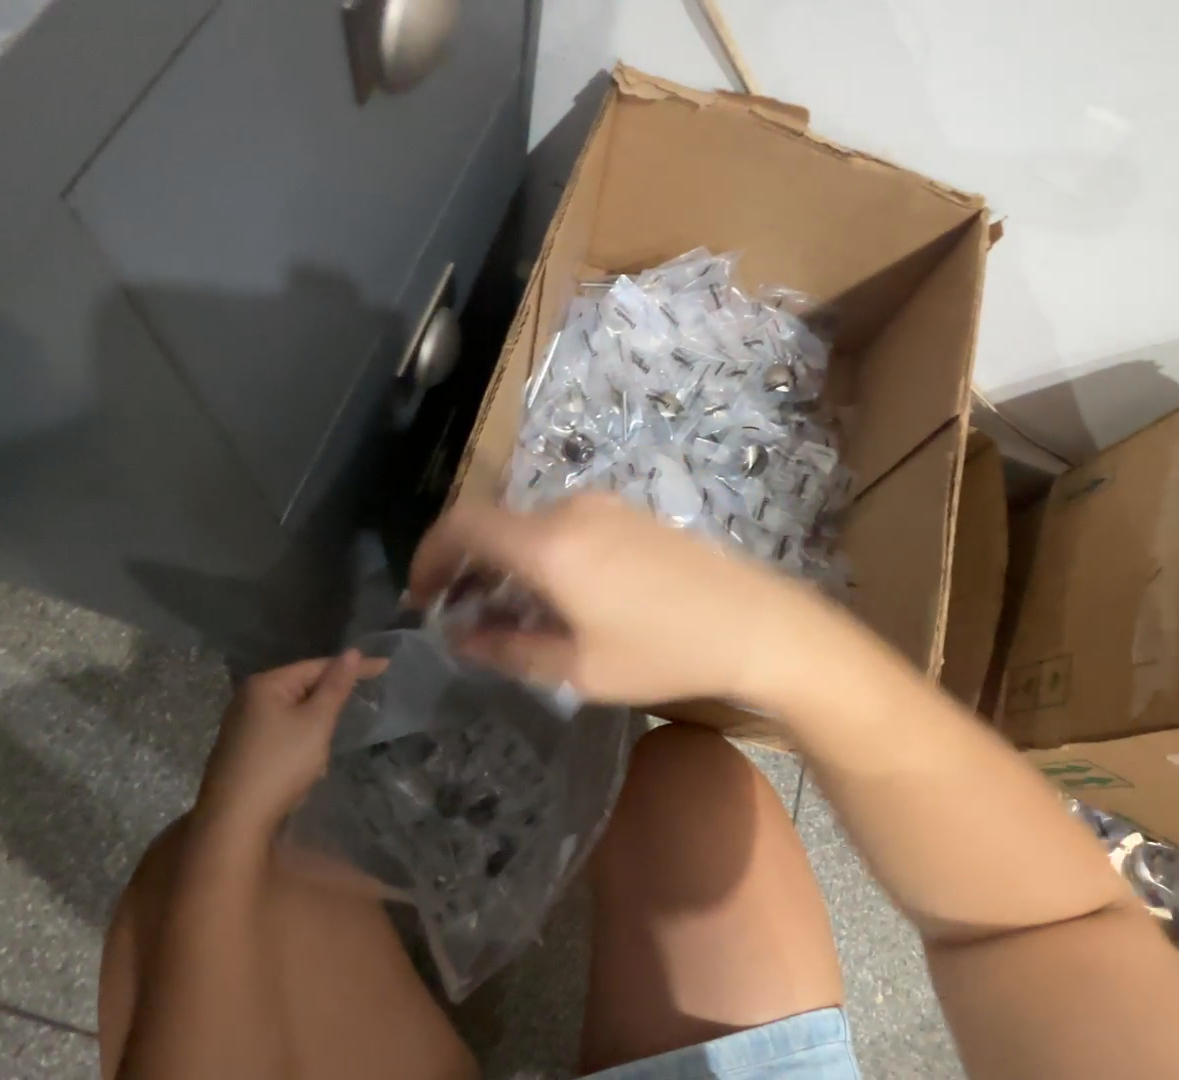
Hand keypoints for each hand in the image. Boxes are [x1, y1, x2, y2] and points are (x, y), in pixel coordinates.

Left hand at [194, 652, 383, 833]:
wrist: (235, 821)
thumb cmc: (280, 764)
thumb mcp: (316, 722)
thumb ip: (336, 686)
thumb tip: (353, 651)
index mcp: (265, 685)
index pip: (317, 666)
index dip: (353, 667)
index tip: (386, 667)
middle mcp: (248, 698)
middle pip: (302, 686)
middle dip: (331, 695)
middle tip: (365, 697)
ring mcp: (242, 725)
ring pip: (293, 711)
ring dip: (316, 720)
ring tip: (337, 730)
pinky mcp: (242, 750)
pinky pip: (281, 731)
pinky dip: (301, 737)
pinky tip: (309, 755)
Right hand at [408, 494, 835, 705]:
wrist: (756, 624)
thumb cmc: (664, 652)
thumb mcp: (579, 668)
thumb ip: (508, 649)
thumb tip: (460, 637)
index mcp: (549, 542)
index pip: (462, 526)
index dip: (429, 556)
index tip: (422, 596)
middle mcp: (571, 509)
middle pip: (496, 524)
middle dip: (468, 566)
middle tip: (463, 615)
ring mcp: (606, 506)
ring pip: (531, 525)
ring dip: (507, 562)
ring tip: (510, 614)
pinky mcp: (631, 513)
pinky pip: (566, 525)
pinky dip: (542, 554)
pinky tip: (557, 597)